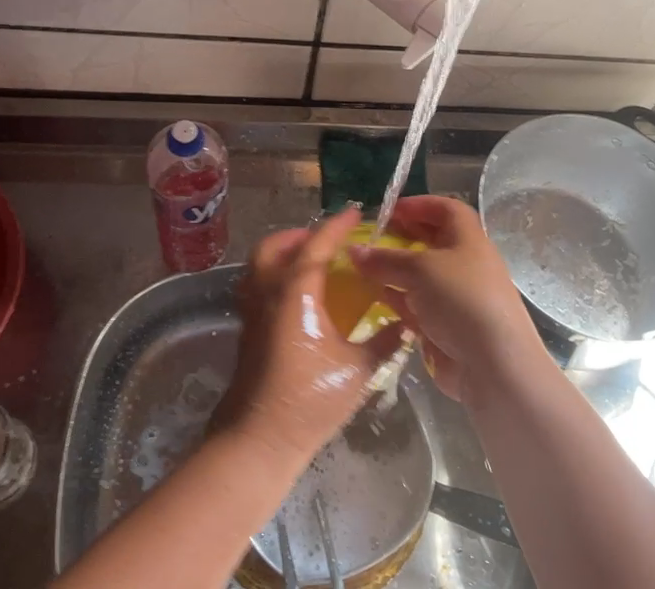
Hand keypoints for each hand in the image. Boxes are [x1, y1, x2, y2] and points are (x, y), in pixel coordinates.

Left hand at [213, 208, 406, 460]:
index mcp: (294, 294)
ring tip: (312, 262)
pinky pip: (257, 287)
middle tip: (327, 239)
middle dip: (300, 235)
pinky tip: (299, 298)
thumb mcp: (357, 371)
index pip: (316, 246)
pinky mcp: (247, 332)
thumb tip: (407, 324)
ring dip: (283, 254)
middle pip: (274, 247)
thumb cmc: (309, 401)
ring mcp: (252, 313)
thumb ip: (384, 343)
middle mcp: (267, 294)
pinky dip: (275, 276)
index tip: (356, 213)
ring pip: (259, 266)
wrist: (257, 441)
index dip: (336, 227)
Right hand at [348, 195, 543, 401]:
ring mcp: (457, 298)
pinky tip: (376, 300)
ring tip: (363, 269)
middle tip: (370, 240)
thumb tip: (354, 251)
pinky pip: (418, 306)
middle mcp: (465, 264)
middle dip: (402, 238)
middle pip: (433, 242)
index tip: (389, 210)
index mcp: (469, 239)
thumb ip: (385, 260)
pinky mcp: (447, 327)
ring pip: (422, 276)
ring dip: (395, 271)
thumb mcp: (421, 270)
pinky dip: (398, 300)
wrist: (493, 364)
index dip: (419, 205)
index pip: (447, 210)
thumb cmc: (461, 299)